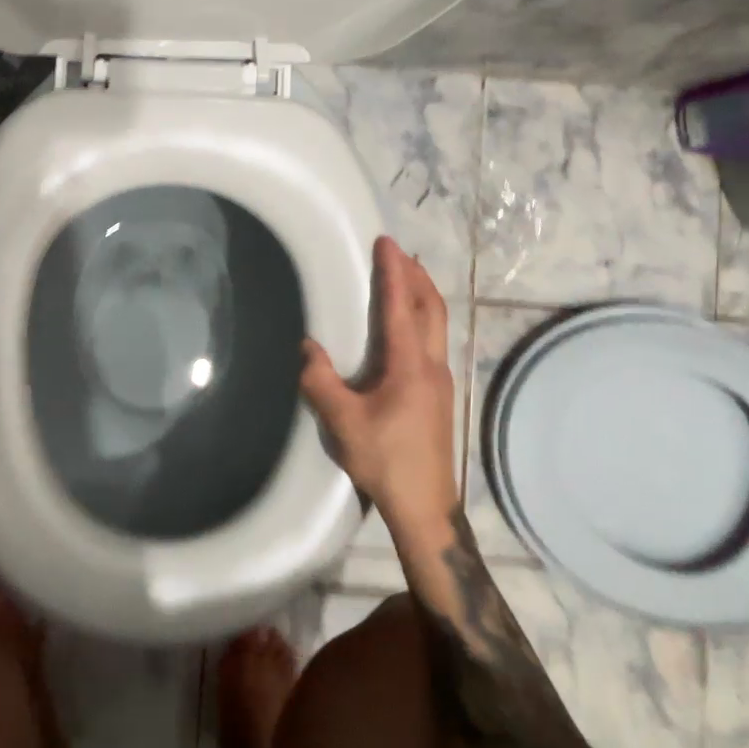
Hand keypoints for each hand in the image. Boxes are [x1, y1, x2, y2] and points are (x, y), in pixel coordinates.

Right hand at [301, 236, 458, 535]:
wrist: (425, 504)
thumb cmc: (384, 461)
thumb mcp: (342, 423)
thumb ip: (321, 382)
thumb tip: (307, 347)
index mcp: (409, 366)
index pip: (401, 307)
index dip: (393, 272)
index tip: (385, 243)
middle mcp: (431, 365)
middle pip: (431, 308)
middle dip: (416, 275)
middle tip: (398, 251)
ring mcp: (440, 381)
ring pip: (438, 324)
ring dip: (423, 295)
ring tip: (407, 277)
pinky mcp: (439, 395)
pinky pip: (434, 340)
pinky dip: (423, 317)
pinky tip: (408, 326)